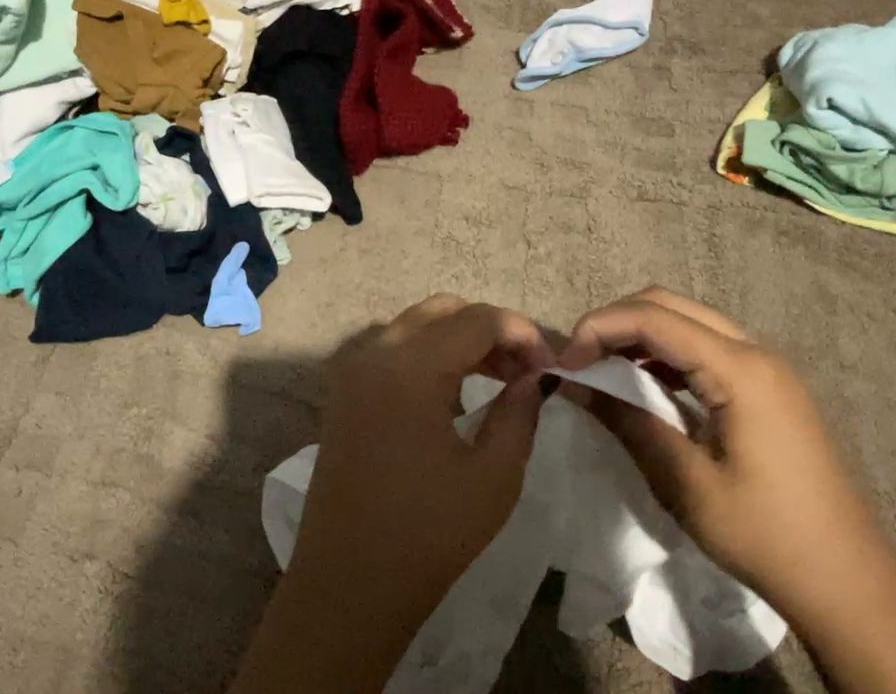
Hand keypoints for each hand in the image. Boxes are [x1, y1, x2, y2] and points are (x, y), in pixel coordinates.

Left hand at [232, 294, 555, 692]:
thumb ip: (519, 412)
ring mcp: (352, 374)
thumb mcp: (494, 475)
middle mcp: (374, 354)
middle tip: (526, 370)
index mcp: (408, 366)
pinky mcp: (344, 396)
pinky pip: (391, 352)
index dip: (523, 334)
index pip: (477, 320)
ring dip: (458, 339)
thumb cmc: (428, 533)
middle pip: (442, 312)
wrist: (349, 583)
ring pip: (414, 327)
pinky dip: (428, 355)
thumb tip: (534, 376)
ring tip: (499, 378)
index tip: (552, 369)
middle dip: (490, 329)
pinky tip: (454, 392)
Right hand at [559, 288, 895, 693]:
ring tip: (603, 371)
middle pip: (669, 304)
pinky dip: (666, 352)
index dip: (598, 329)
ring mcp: (767, 368)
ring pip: (688, 321)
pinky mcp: (769, 387)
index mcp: (740, 369)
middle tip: (579, 362)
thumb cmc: (764, 533)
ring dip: (639, 334)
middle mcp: (756, 352)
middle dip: (614, 322)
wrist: (847, 580)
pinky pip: (707, 346)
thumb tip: (574, 384)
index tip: (565, 366)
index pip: (652, 317)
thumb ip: (628, 421)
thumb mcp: (684, 481)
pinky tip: (645, 385)